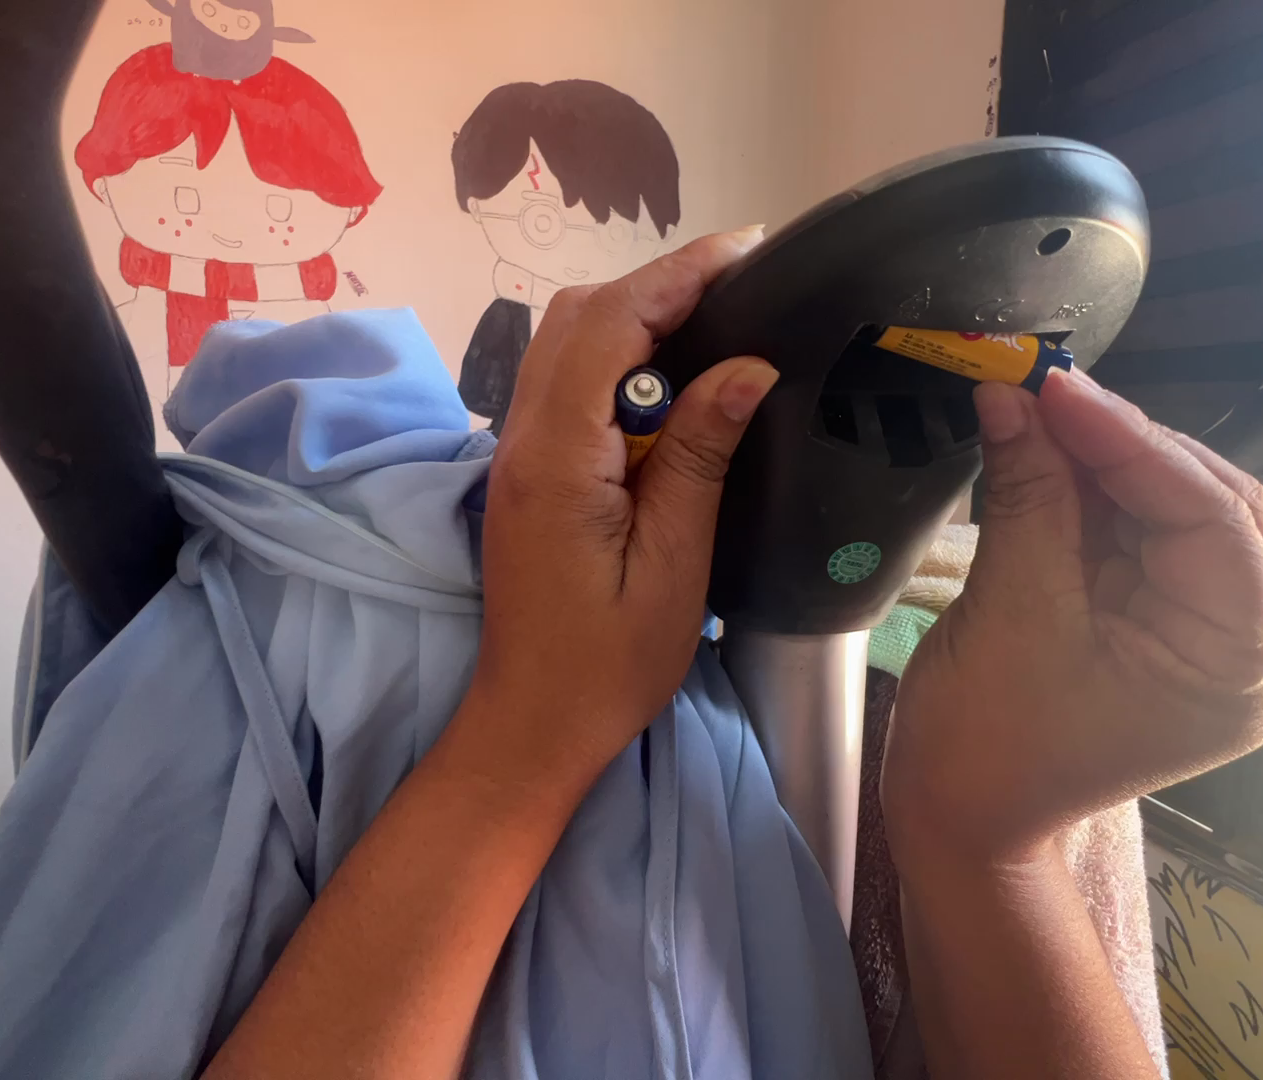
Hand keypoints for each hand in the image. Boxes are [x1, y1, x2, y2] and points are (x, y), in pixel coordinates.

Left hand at [467, 228, 778, 778]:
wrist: (533, 719)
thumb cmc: (609, 662)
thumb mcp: (672, 565)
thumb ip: (698, 458)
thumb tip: (746, 369)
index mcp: (558, 459)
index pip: (609, 329)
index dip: (675, 277)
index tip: (744, 250)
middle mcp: (522, 440)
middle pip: (575, 321)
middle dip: (654, 288)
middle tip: (735, 286)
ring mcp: (516, 455)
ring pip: (565, 348)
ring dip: (633, 321)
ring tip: (710, 322)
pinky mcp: (526, 474)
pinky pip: (566, 388)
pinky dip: (614, 362)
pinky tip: (664, 381)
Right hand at [883, 368, 1262, 862]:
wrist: (957, 808)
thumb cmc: (984, 738)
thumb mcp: (1010, 614)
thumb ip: (1025, 500)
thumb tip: (1007, 398)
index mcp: (1232, 667)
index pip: (1212, 525)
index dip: (1135, 445)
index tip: (1056, 387)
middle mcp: (1234, 643)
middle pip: (1201, 509)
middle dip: (1119, 444)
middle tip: (1039, 389)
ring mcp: (1189, 631)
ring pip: (1158, 513)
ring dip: (1094, 459)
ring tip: (1030, 411)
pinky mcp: (1139, 618)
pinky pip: (1118, 535)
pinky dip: (1076, 491)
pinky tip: (1036, 453)